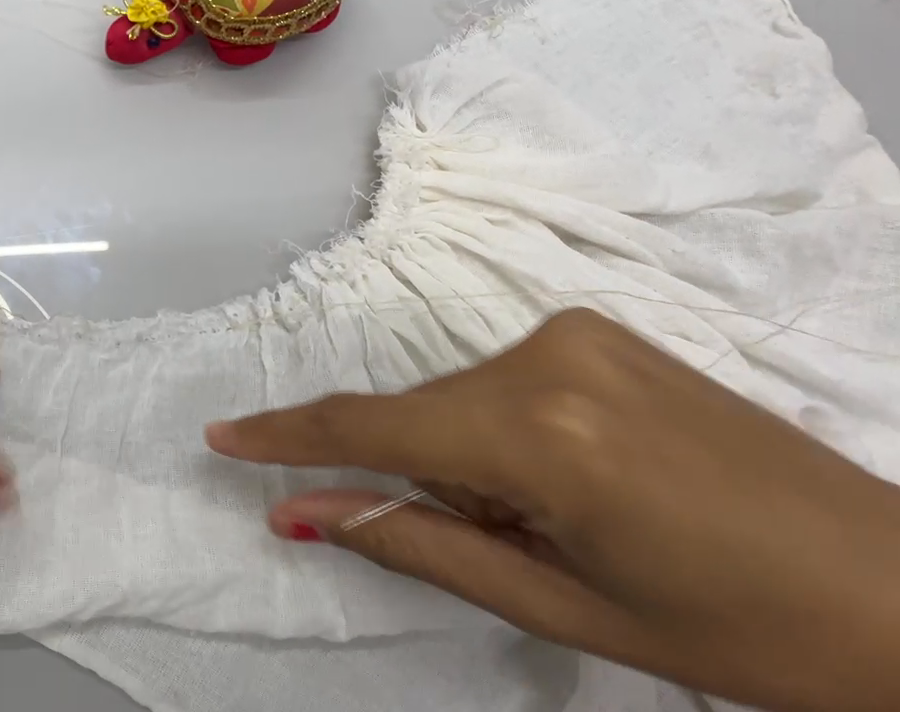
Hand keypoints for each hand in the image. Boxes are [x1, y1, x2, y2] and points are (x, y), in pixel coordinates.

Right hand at [208, 308, 899, 711]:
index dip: (287, 437)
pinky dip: (498, 428)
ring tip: (558, 515)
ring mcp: (578, 332)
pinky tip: (579, 472)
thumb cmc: (742, 633)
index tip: (219, 436)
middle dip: (420, 475)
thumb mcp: (563, 606)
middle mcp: (548, 358)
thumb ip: (411, 543)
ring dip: (464, 454)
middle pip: (417, 416)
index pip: (371, 428)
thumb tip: (297, 514)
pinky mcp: (599, 328)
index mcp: (544, 436)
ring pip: (454, 397)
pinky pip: (498, 378)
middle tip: (508, 544)